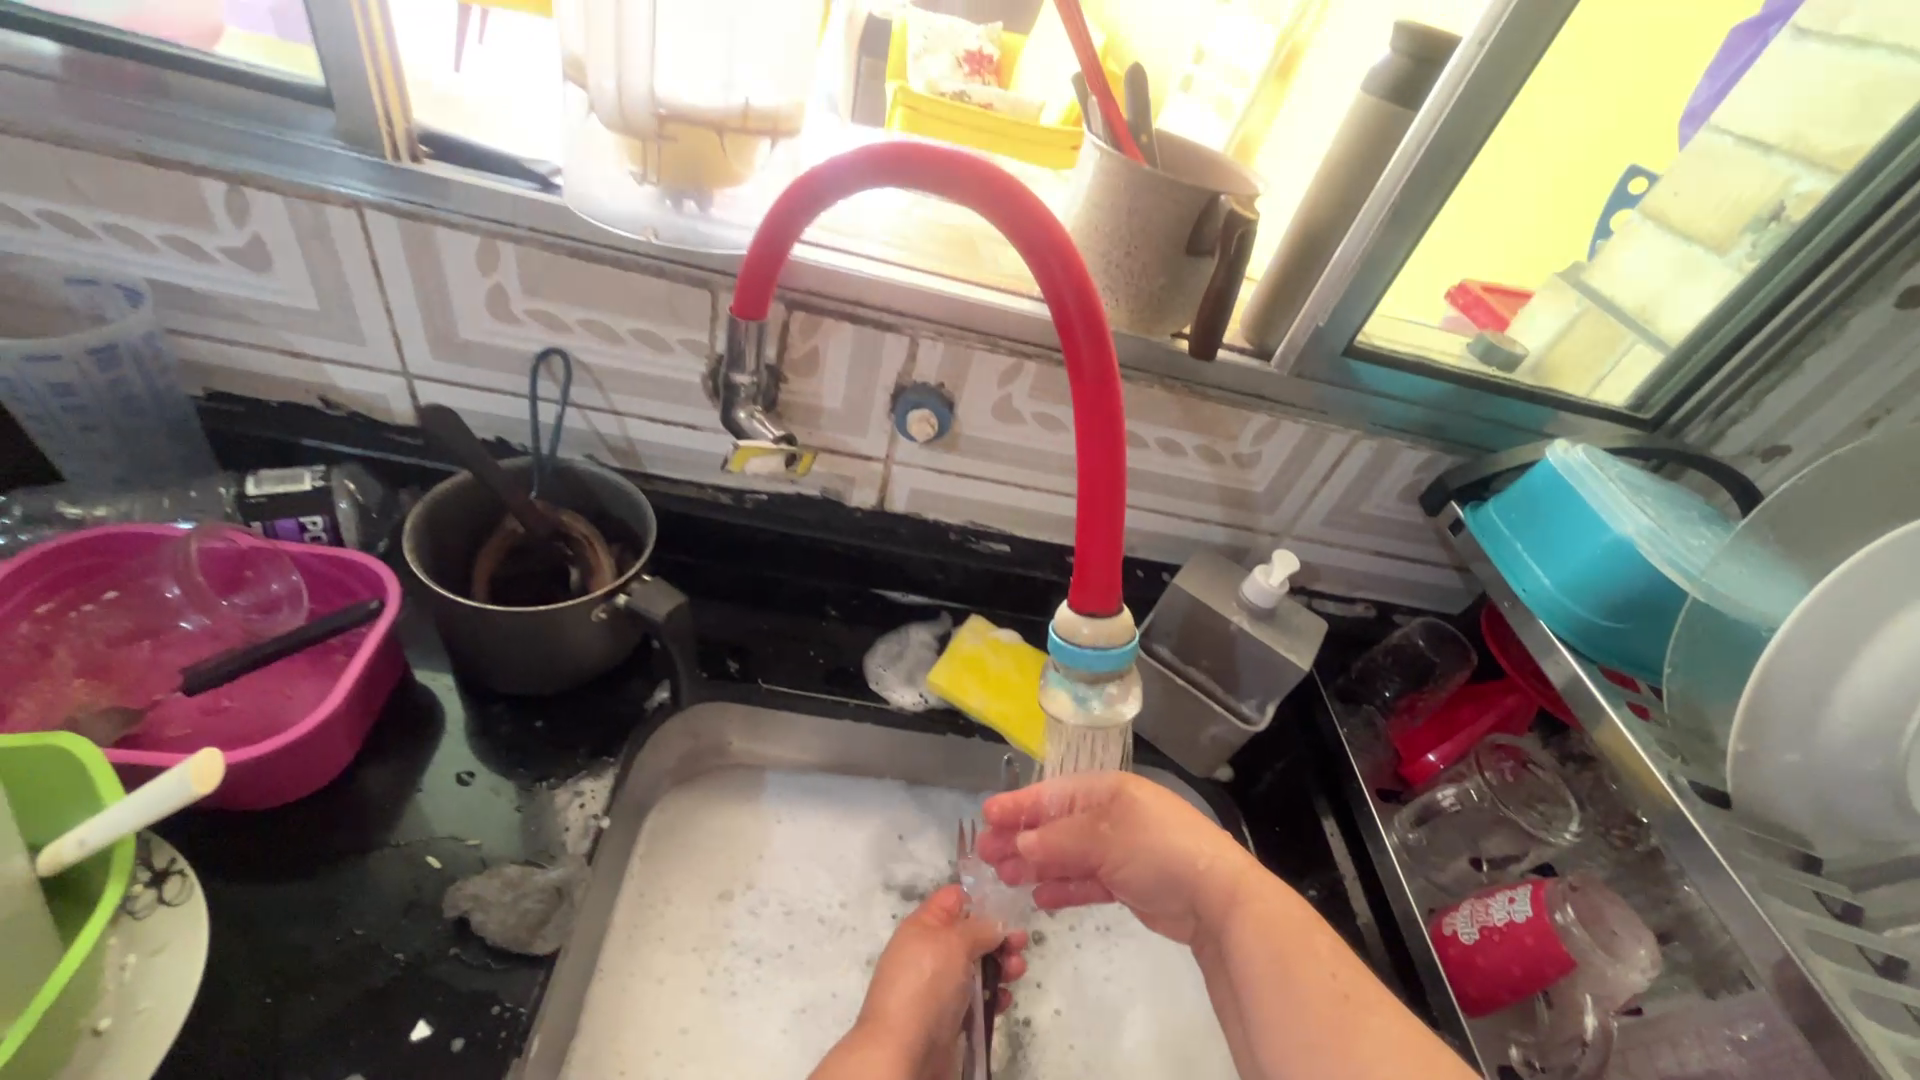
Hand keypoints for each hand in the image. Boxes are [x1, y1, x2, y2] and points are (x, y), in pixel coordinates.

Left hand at [851, 884, 1027, 1072]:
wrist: (903, 1052)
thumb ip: (979, 928)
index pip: (952, 899)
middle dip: (998, 937)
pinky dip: (992, 996)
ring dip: (1001, 966)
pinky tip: (1003, 1000)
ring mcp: (940, 986)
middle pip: (970, 934)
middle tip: (1021, 945)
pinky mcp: (950, 1016)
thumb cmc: (926, 985)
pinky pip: (976, 999)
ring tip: (1016, 973)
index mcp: (923, 926)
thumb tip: (995, 925)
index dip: (979, 899)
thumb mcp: (953, 943)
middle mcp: (930, 952)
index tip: (1007, 909)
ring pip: (976, 967)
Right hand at [978, 771, 1261, 945]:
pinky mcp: (1127, 884)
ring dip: (1036, 865)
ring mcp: (1120, 851)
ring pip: (1067, 855)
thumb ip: (1058, 840)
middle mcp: (1111, 817)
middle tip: (985, 854)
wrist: (1216, 897)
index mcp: (1108, 791)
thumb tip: (1019, 844)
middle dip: (1021, 838)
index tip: (987, 815)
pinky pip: (1086, 881)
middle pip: (1056, 825)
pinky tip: (1039, 896)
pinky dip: (1063, 887)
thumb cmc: (1158, 850)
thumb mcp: (1105, 837)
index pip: (1054, 794)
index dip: (1020, 805)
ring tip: (1004, 877)